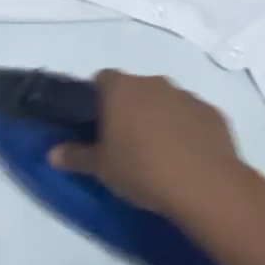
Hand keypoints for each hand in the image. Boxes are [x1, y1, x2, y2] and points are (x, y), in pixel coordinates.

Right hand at [49, 70, 249, 216]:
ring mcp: (187, 96)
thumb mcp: (100, 168)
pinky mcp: (213, 114)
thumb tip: (51, 154)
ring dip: (159, 117)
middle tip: (124, 140)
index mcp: (121, 89)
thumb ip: (74, 156)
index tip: (96, 123)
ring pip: (165, 101)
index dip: (97, 98)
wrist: (205, 185)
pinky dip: (186, 129)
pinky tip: (185, 156)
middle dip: (129, 108)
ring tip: (157, 151)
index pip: (102, 79)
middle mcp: (154, 83)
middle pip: (135, 89)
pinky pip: (191, 116)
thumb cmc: (142, 169)